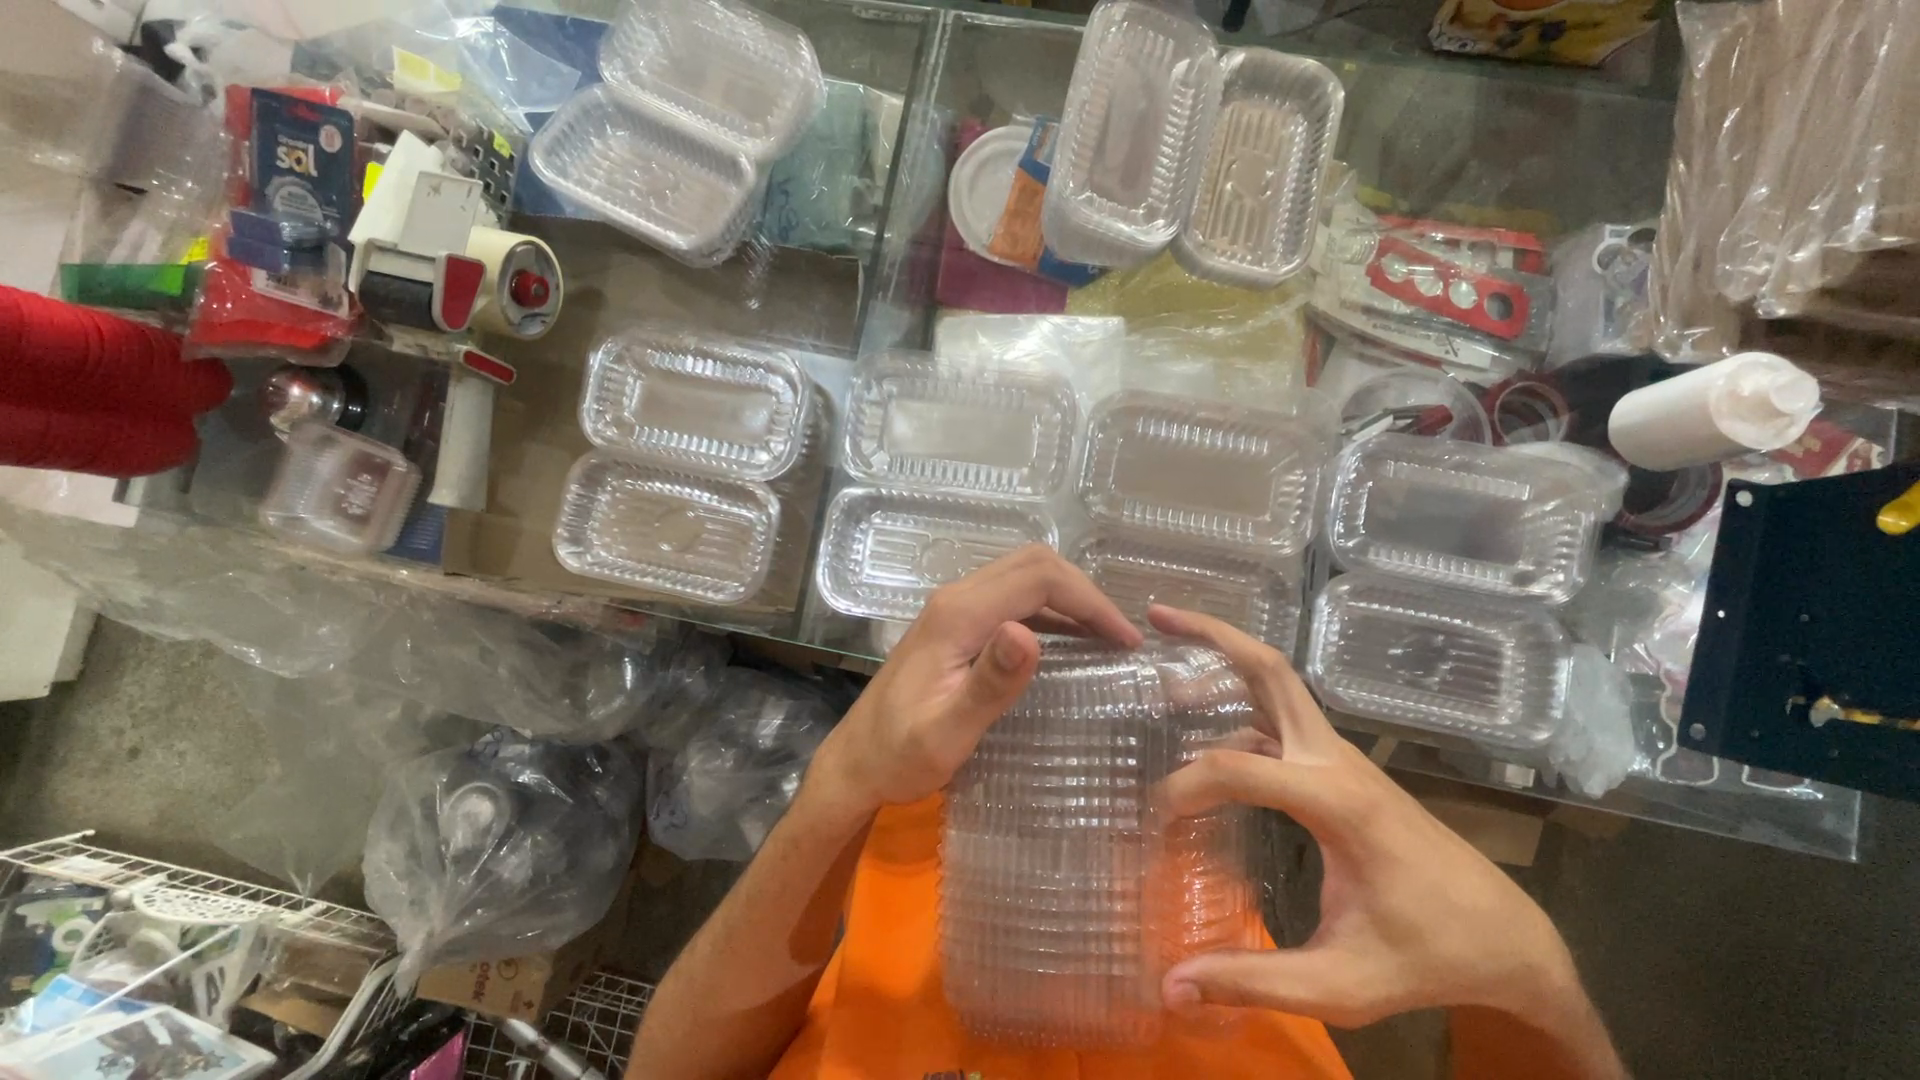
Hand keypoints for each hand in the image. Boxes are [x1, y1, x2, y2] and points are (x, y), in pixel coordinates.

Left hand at [806, 546, 1142, 816]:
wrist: (855, 762)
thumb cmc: (899, 756)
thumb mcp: (946, 732)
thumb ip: (988, 684)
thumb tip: (1028, 635)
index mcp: (957, 615)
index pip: (1038, 579)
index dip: (1089, 601)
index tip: (1125, 641)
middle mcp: (955, 598)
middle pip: (1033, 564)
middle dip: (1084, 592)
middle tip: (1120, 637)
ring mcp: (953, 609)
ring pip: (1023, 577)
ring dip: (1069, 598)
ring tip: (1107, 640)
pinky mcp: (955, 625)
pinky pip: (1011, 599)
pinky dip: (1050, 612)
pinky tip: (1070, 645)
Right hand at [1148, 604, 1584, 1031]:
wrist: (1505, 937)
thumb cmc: (1428, 957)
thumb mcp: (1343, 984)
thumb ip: (1254, 981)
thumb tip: (1167, 988)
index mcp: (1338, 803)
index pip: (1238, 768)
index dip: (1185, 787)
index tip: (1155, 820)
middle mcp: (1336, 761)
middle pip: (1272, 672)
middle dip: (1213, 635)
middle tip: (1155, 615)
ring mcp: (1341, 757)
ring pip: (1279, 681)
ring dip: (1225, 656)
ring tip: (1166, 645)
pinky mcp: (1342, 767)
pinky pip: (1282, 714)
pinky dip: (1239, 699)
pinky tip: (1204, 724)